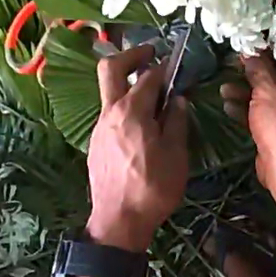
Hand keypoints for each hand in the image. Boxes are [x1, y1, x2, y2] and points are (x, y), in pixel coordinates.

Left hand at [86, 46, 189, 251]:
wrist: (118, 222)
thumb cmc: (152, 189)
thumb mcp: (176, 155)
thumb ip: (177, 123)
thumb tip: (179, 100)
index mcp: (131, 112)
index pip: (149, 77)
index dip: (165, 66)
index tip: (178, 63)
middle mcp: (109, 113)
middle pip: (111, 69)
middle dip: (131, 55)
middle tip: (151, 54)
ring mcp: (98, 129)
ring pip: (109, 94)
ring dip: (129, 86)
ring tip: (154, 98)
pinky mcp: (96, 145)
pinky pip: (110, 116)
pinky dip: (125, 109)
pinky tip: (142, 126)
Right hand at [237, 54, 275, 199]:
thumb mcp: (267, 90)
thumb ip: (258, 67)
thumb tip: (251, 48)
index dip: (272, 46)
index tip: (252, 40)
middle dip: (255, 70)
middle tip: (234, 62)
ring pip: (271, 94)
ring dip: (247, 91)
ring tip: (224, 86)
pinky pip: (266, 112)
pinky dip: (249, 108)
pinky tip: (228, 104)